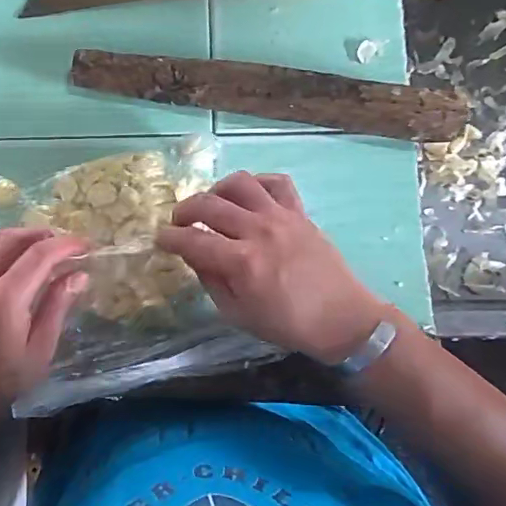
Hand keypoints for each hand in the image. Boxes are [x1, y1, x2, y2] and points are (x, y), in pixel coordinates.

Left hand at [0, 229, 89, 430]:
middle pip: (12, 239)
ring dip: (11, 235)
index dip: (65, 245)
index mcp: (5, 297)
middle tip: (64, 245)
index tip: (85, 246)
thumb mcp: (39, 352)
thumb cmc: (1, 385)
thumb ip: (56, 308)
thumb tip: (77, 275)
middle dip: (41, 235)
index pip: (39, 255)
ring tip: (34, 245)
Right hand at [156, 171, 391, 364]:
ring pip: (239, 183)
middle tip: (178, 222)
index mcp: (242, 262)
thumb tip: (193, 254)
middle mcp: (259, 232)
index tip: (161, 240)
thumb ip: (209, 279)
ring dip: (216, 190)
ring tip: (212, 205)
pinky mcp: (300, 213)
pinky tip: (247, 199)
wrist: (345, 320)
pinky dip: (256, 184)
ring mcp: (281, 218)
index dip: (169, 238)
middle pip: (208, 204)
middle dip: (183, 211)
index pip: (192, 240)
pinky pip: (276, 182)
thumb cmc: (287, 323)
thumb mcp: (236, 313)